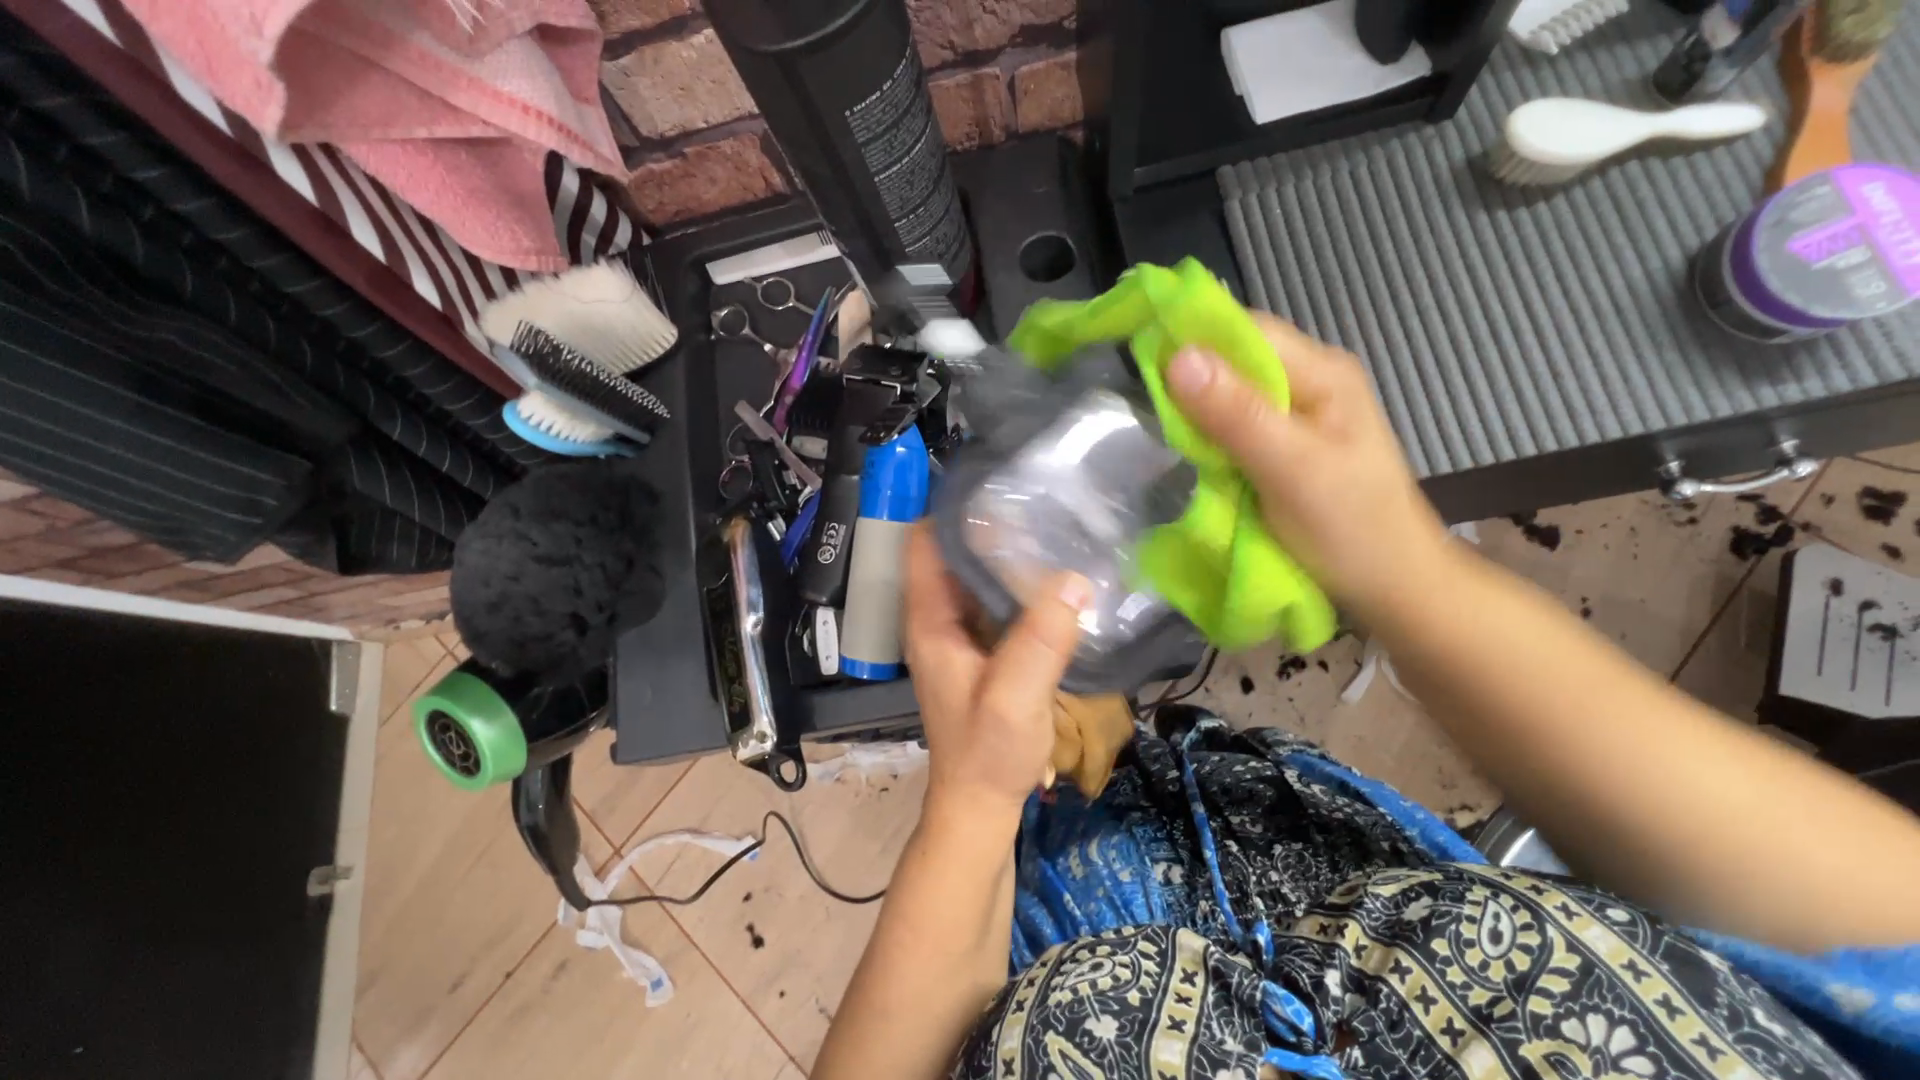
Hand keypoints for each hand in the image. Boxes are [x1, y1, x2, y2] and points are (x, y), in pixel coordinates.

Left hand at [902, 526, 1088, 815]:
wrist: (980, 805)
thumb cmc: (987, 753)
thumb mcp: (1015, 698)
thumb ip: (1041, 641)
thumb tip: (1076, 580)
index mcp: (931, 621)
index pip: (926, 543)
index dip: (952, 509)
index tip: (998, 484)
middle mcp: (940, 621)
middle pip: (955, 554)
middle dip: (990, 526)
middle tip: (1040, 499)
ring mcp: (961, 637)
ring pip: (979, 578)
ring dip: (1008, 556)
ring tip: (1055, 527)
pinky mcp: (984, 652)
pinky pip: (999, 604)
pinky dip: (1022, 587)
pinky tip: (1058, 578)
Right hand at [1164, 313, 1450, 624]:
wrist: (1391, 586)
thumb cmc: (1350, 527)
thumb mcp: (1291, 469)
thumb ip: (1236, 414)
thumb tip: (1175, 357)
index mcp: (1321, 372)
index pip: (1245, 331)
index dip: (1192, 337)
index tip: (1138, 356)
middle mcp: (1309, 380)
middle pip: (1235, 358)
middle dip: (1189, 376)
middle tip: (1140, 398)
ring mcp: (1298, 414)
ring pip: (1231, 393)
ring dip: (1196, 407)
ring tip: (1156, 423)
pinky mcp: (1285, 445)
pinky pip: (1235, 424)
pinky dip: (1208, 433)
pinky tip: (1188, 447)